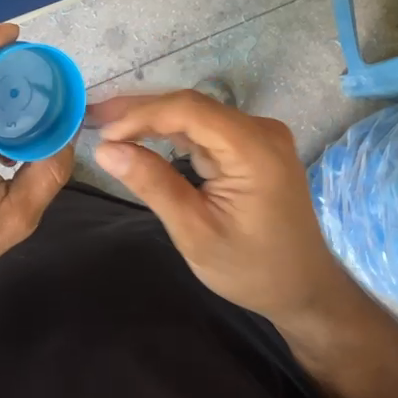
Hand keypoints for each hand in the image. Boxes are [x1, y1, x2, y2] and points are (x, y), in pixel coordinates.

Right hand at [87, 90, 357, 326]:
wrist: (304, 291)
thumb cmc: (251, 269)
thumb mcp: (194, 232)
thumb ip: (152, 184)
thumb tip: (106, 149)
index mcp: (254, 149)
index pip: (188, 110)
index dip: (141, 115)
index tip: (103, 133)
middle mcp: (260, 130)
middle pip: (190, 106)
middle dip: (140, 111)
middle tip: (93, 119)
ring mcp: (258, 136)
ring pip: (194, 115)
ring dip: (151, 120)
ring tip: (107, 127)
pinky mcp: (251, 147)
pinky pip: (204, 129)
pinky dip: (169, 133)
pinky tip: (139, 137)